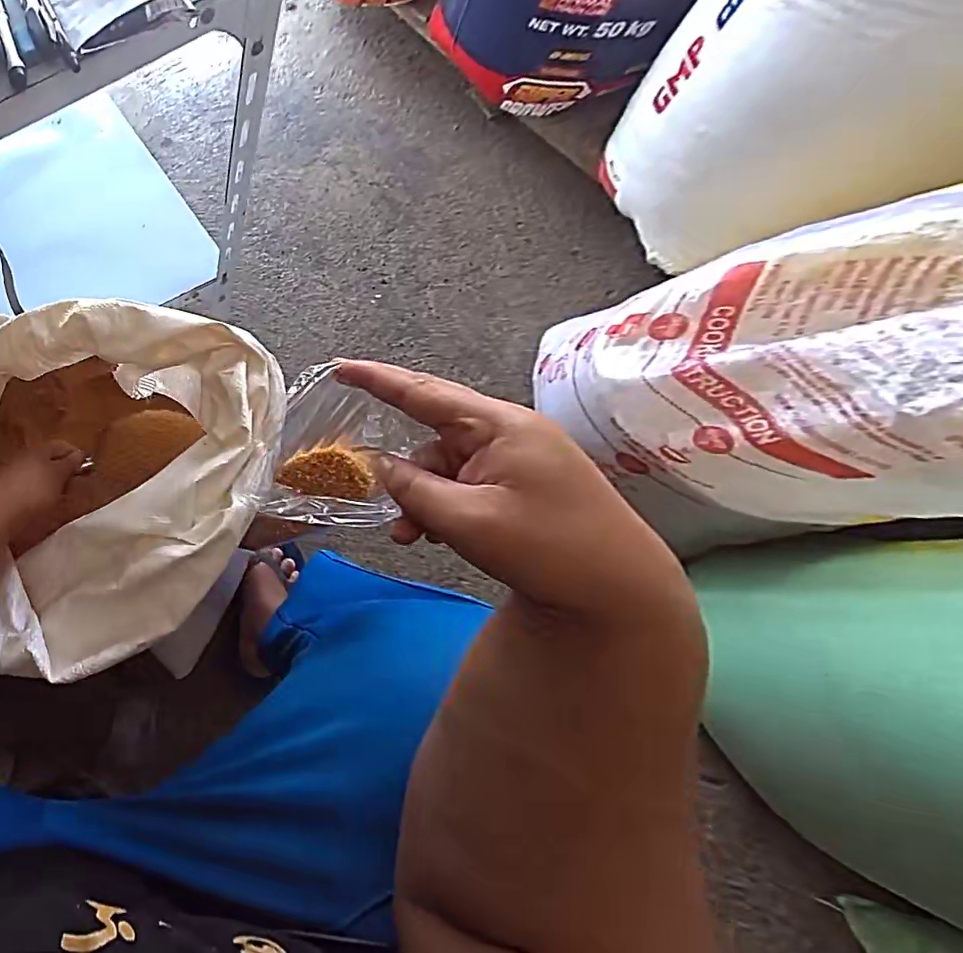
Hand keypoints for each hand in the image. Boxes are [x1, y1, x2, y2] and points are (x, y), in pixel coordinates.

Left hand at [0, 440, 83, 534]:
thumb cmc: (33, 491)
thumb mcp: (58, 476)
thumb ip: (69, 464)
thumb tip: (80, 453)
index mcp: (39, 451)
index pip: (60, 446)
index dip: (74, 453)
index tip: (88, 465)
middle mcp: (24, 459)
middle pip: (47, 459)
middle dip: (62, 467)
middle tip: (76, 481)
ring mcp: (11, 476)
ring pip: (36, 474)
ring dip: (50, 482)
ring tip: (61, 495)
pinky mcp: (4, 494)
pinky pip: (27, 488)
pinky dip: (37, 493)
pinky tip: (41, 505)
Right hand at [336, 360, 686, 613]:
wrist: (621, 593)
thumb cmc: (548, 549)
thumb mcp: (467, 520)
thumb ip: (414, 489)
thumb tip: (380, 466)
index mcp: (498, 426)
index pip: (423, 392)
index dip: (377, 380)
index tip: (340, 369)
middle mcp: (506, 433)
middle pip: (432, 434)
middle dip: (400, 465)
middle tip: (364, 478)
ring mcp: (515, 459)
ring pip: (443, 467)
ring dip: (420, 499)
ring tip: (410, 535)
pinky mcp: (519, 484)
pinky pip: (463, 485)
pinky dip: (442, 507)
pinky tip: (436, 535)